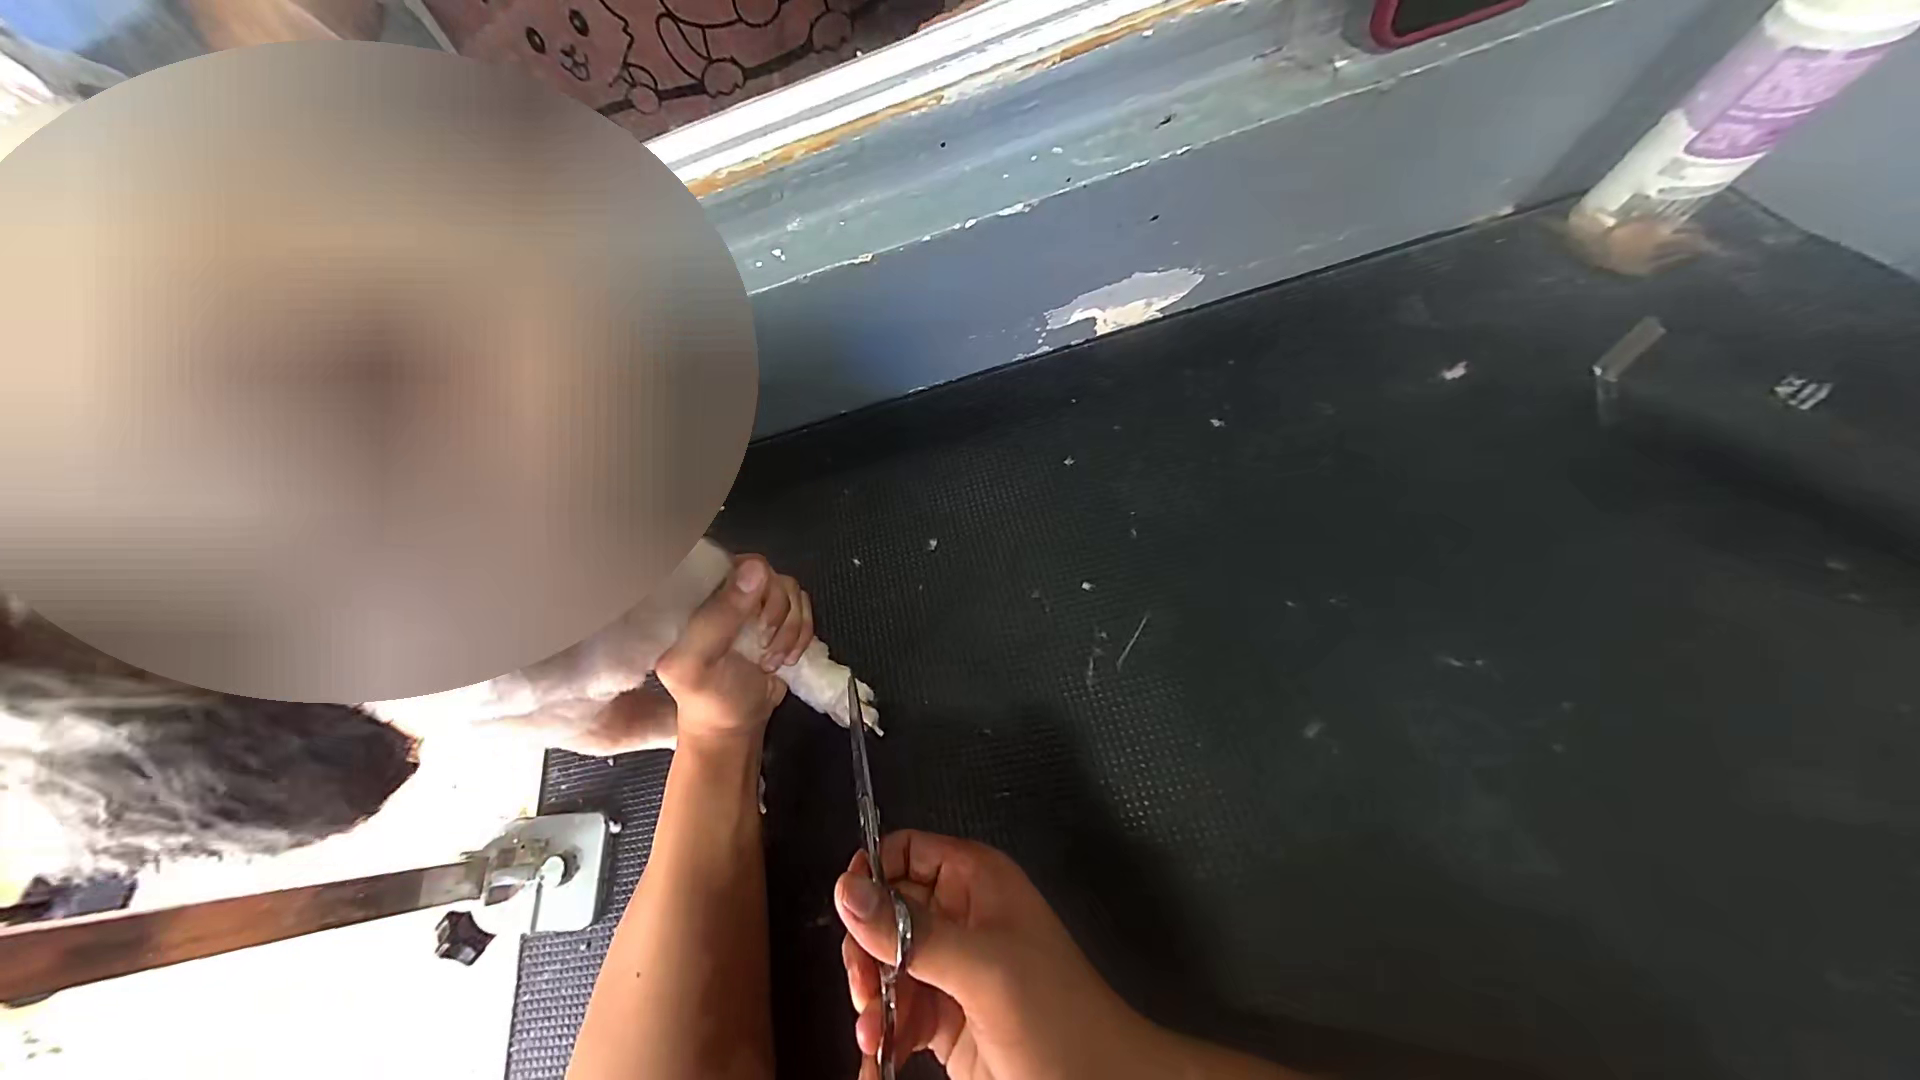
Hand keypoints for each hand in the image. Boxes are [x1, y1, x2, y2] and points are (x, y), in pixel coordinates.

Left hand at [653, 555, 803, 746]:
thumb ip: (718, 617)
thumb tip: (755, 569)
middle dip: (775, 615)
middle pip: (768, 573)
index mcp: (694, 594)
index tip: (752, 617)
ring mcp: (754, 602)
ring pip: (790, 589)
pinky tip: (787, 657)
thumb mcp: (699, 663)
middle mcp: (725, 590)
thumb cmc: (710, 699)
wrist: (736, 728)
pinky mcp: (780, 614)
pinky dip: (802, 634)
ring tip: (771, 659)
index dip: (751, 584)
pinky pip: (804, 605)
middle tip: (762, 646)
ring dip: (790, 629)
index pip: (730, 560)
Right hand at [835, 831, 1157, 1079]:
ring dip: (873, 1000)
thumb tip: (845, 889)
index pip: (906, 852)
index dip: (872, 876)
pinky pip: (899, 1010)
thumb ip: (912, 931)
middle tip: (864, 991)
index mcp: (974, 878)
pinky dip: (884, 1033)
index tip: (849, 918)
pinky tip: (879, 1062)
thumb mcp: (982, 969)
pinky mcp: (947, 1014)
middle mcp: (959, 913)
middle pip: (887, 911)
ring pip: (887, 964)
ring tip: (874, 1037)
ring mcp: (952, 966)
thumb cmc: (1052, 1017)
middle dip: (868, 951)